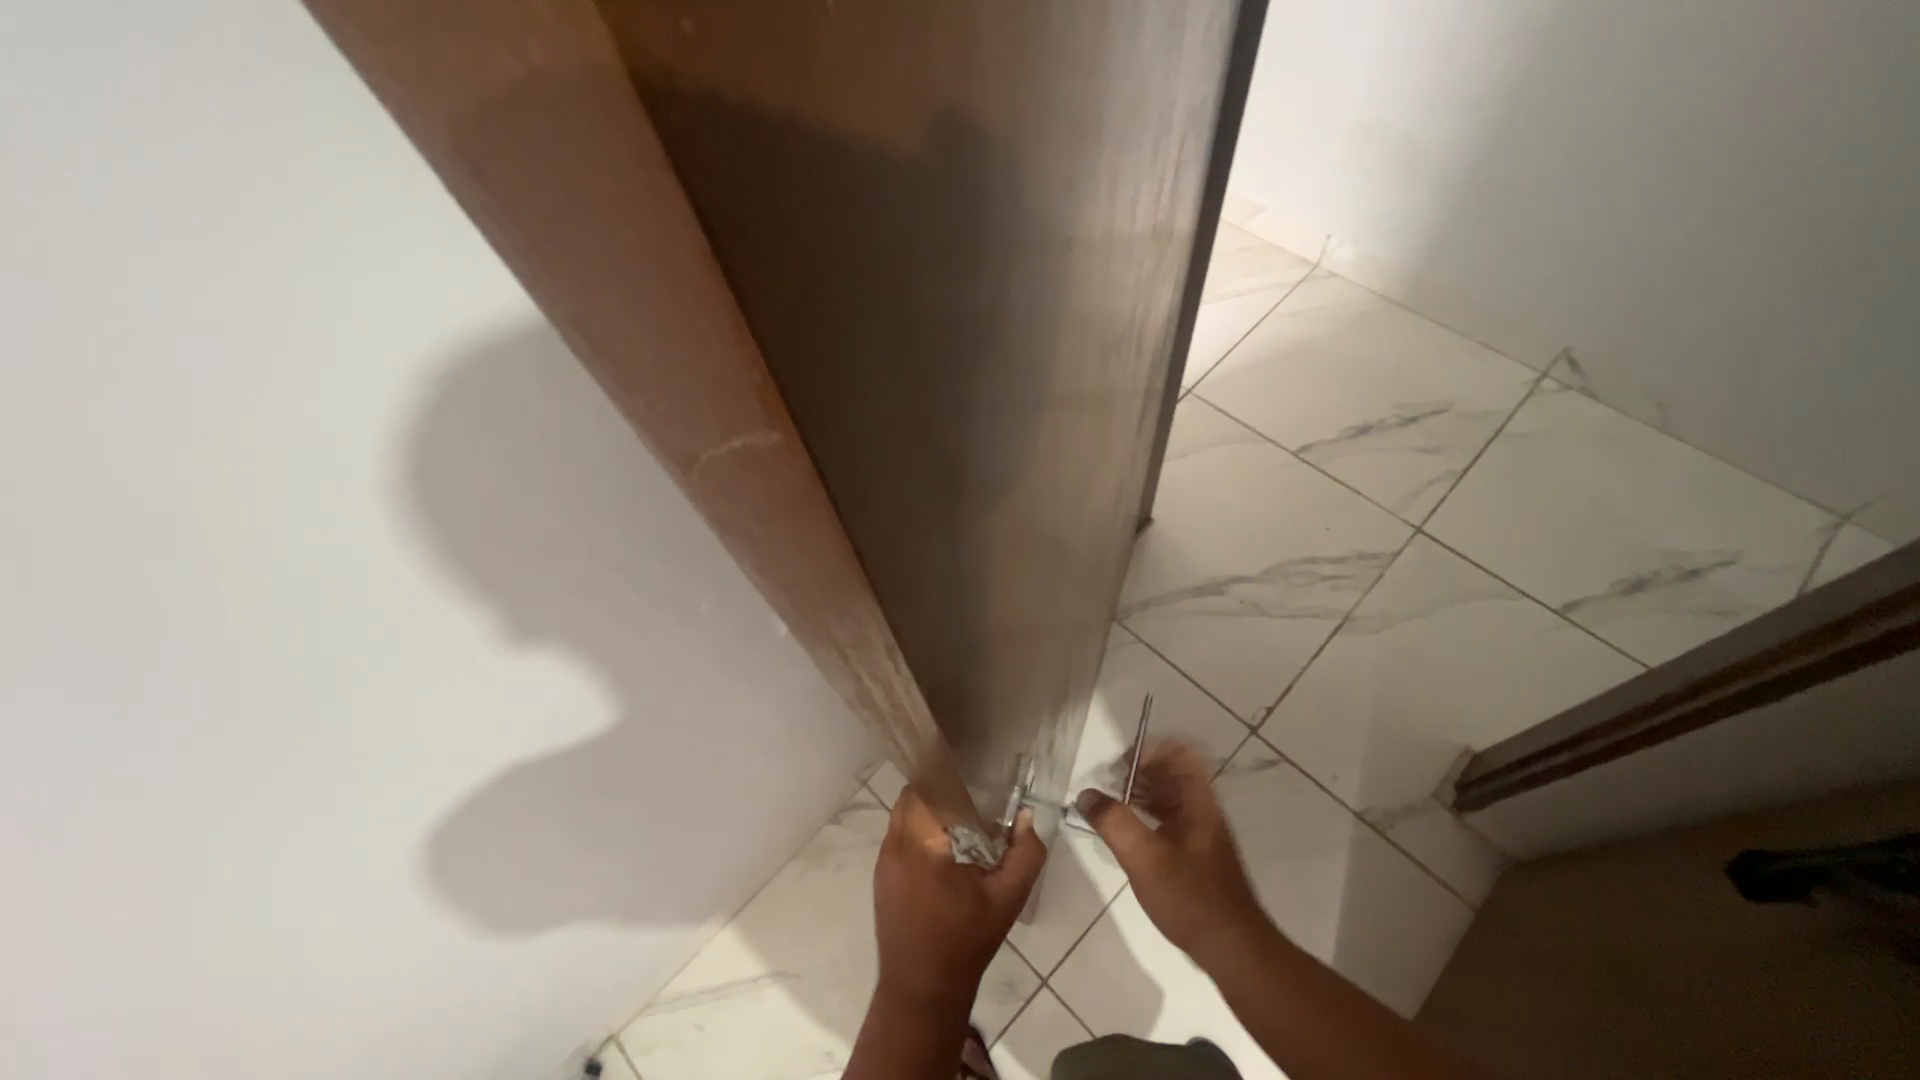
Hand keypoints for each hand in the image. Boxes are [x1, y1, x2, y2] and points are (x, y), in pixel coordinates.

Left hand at [872, 786, 1047, 1007]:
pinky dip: (920, 826)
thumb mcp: (1008, 898)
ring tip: (962, 809)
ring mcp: (883, 859)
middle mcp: (896, 844)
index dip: (951, 770)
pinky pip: (900, 833)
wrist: (923, 987)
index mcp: (923, 844)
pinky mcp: (881, 873)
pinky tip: (946, 840)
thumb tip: (1026, 816)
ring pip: (904, 812)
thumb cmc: (967, 941)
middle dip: (941, 785)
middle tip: (972, 786)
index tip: (975, 763)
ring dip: (929, 806)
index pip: (930, 785)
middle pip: (914, 794)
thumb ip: (1025, 853)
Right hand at [1077, 740, 1267, 961]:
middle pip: (1173, 774)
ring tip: (1110, 806)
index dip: (1153, 750)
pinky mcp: (1195, 856)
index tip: (1122, 764)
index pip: (1182, 754)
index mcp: (1199, 803)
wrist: (1232, 949)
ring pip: (1170, 798)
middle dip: (1140, 772)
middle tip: (1109, 784)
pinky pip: (1168, 821)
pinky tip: (1126, 835)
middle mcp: (1203, 811)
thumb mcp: (1145, 858)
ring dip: (1141, 794)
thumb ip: (1114, 822)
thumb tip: (1086, 794)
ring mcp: (1201, 834)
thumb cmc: (1190, 898)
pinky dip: (1146, 818)